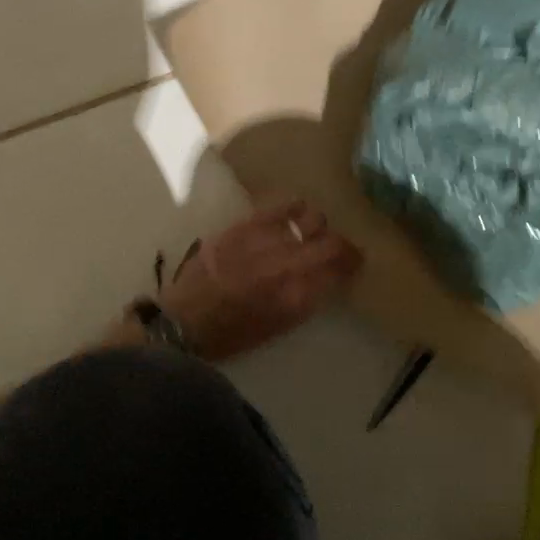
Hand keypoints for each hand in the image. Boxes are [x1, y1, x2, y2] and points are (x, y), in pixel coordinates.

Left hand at [158, 201, 362, 362]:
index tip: (353, 262)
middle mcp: (289, 265)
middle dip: (341, 245)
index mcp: (298, 296)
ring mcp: (268, 241)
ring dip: (317, 226)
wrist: (185, 321)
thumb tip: (328, 279)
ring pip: (312, 219)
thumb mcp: (278, 326)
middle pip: (332, 242)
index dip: (352, 262)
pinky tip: (294, 215)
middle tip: (338, 248)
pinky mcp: (248, 224)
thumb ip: (306, 300)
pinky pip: (284, 206)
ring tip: (310, 232)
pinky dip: (295, 208)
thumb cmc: (232, 334)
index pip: (340, 268)